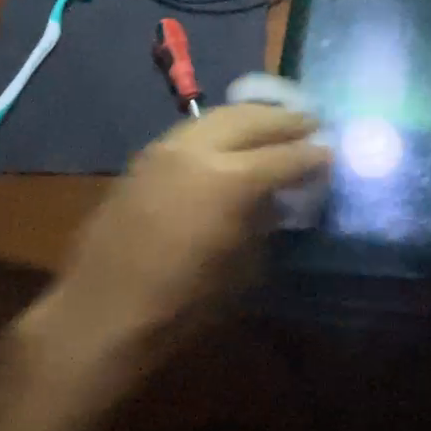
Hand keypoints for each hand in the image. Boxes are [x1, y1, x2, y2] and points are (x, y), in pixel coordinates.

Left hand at [45, 104, 330, 349]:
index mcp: (228, 180)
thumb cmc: (178, 307)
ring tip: (277, 120)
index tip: (331, 152)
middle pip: (252, 120)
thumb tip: (280, 197)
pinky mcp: (145, 157)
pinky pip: (194, 129)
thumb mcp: (240, 269)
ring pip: (220, 115)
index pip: (283, 156)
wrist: (98, 314)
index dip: (312, 155)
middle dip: (286, 120)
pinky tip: (234, 137)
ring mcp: (166, 148)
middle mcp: (197, 150)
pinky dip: (222, 127)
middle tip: (313, 122)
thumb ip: (263, 220)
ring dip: (253, 116)